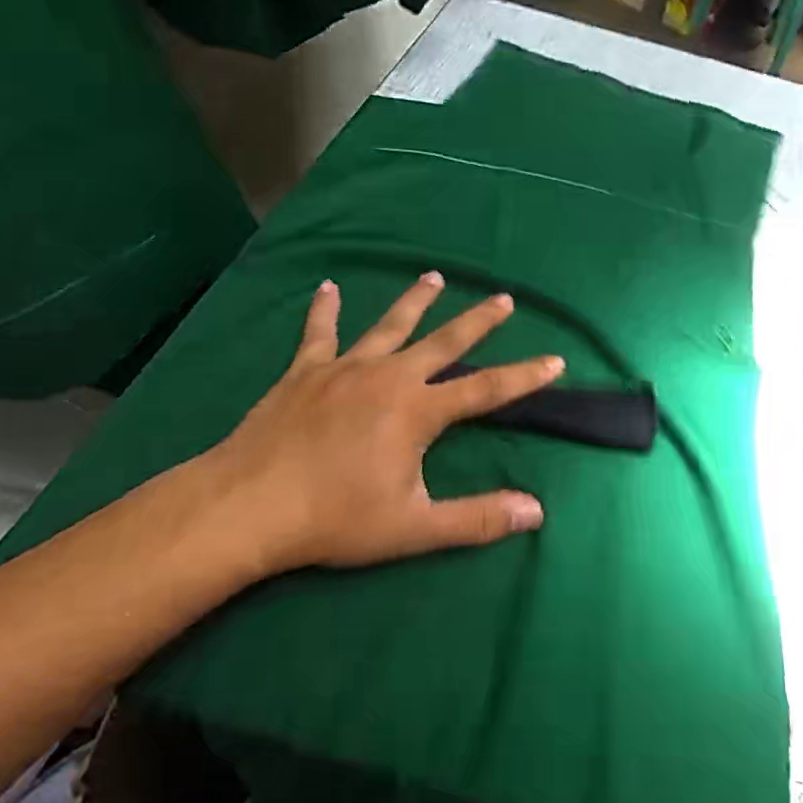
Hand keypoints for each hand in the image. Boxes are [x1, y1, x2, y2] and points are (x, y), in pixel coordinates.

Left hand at [188, 272, 562, 577]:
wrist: (247, 506)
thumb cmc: (335, 518)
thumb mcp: (415, 527)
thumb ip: (477, 518)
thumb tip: (535, 512)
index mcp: (418, 411)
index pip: (486, 389)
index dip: (525, 376)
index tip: (556, 360)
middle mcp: (388, 377)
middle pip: (444, 342)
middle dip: (478, 320)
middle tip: (503, 298)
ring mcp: (343, 369)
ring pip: (388, 326)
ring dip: (415, 300)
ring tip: (433, 275)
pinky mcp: (303, 373)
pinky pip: (319, 333)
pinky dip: (323, 310)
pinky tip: (326, 288)